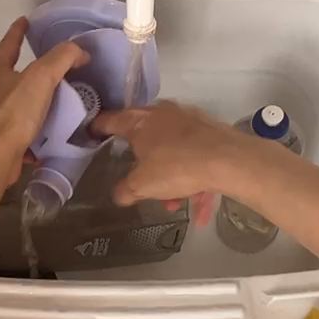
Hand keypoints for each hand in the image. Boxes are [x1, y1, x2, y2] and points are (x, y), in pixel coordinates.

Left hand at [0, 18, 89, 187]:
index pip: (8, 44)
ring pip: (11, 104)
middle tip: (44, 66)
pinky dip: (29, 129)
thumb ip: (62, 58)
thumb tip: (80, 52)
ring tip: (50, 102)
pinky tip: (44, 134)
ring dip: (28, 101)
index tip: (25, 21)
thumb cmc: (14, 113)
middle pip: (5, 74)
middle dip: (23, 69)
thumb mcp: (41, 78)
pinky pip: (15, 130)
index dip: (18, 31)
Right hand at [92, 102, 252, 212]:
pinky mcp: (209, 130)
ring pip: (171, 150)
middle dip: (142, 163)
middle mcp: (161, 113)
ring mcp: (188, 120)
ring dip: (170, 177)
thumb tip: (119, 194)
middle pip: (143, 136)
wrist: (229, 160)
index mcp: (138, 121)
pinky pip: (194, 156)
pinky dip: (193, 179)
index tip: (90, 134)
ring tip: (175, 203)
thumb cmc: (176, 167)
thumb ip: (125, 190)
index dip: (96, 129)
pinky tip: (200, 206)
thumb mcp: (142, 185)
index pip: (109, 121)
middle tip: (140, 182)